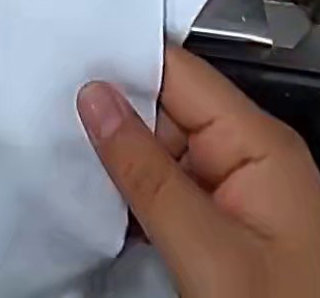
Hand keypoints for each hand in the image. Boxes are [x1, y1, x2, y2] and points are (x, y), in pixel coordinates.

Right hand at [78, 47, 319, 297]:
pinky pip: (163, 184)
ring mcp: (232, 189)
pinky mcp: (219, 223)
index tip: (71, 64)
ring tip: (76, 160)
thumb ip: (147, 172)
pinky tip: (105, 197)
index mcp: (259, 142)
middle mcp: (247, 155)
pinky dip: (131, 188)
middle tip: (60, 119)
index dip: (123, 61)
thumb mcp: (211, 256)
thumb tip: (97, 99)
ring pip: (157, 146)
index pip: (178, 70)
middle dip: (113, 113)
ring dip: (118, 155)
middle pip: (163, 105)